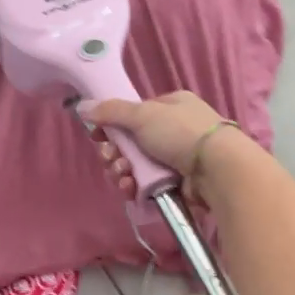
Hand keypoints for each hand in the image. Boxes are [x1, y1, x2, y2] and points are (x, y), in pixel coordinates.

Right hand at [79, 91, 235, 196]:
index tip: (97, 136)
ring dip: (120, 171)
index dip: (111, 126)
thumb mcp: (142, 114)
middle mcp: (170, 130)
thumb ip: (110, 111)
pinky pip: (142, 183)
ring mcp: (171, 157)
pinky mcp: (171, 181)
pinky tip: (131, 188)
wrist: (214, 168)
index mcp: (168, 107)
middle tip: (111, 158)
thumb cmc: (180, 132)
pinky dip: (132, 186)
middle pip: (127, 143)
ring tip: (124, 176)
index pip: (131, 115)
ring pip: (132, 165)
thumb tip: (80, 106)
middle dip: (114, 153)